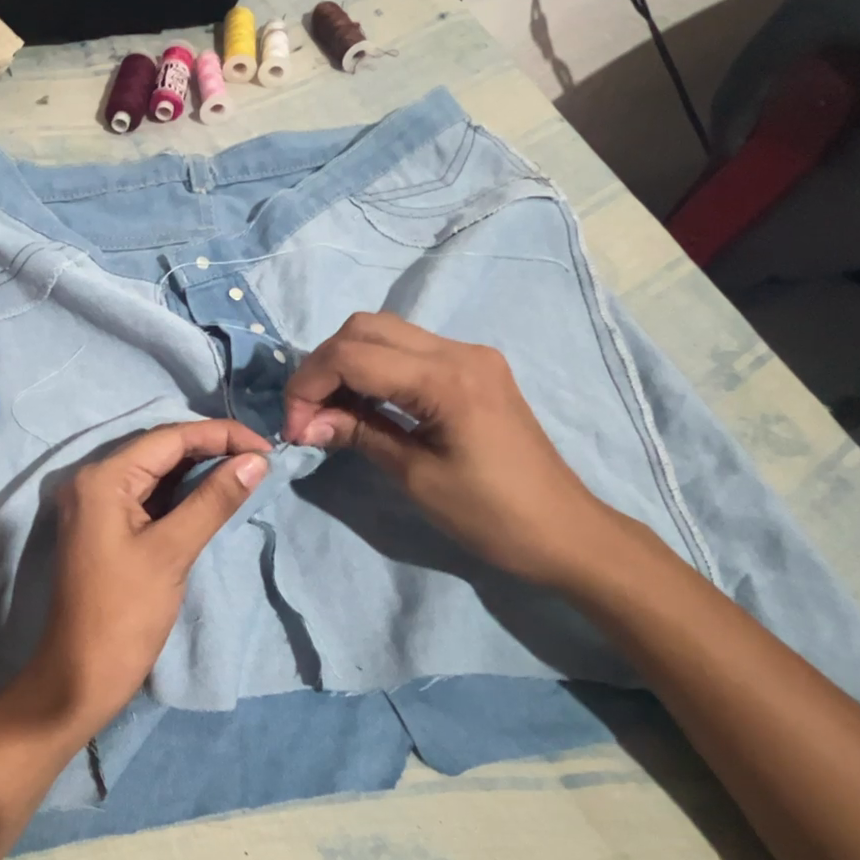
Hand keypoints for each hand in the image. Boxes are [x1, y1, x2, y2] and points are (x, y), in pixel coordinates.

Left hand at [31, 420, 270, 731]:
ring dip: (198, 471)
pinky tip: (213, 496)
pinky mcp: (104, 527)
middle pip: (159, 450)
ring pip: (155, 472)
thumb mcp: (172, 552)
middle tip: (261, 462)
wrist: (81, 674)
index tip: (267, 449)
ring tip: (246, 474)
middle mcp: (92, 481)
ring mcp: (95, 505)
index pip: (168, 437)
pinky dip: (180, 494)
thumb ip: (213, 500)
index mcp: (102, 479)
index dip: (219, 435)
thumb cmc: (125, 614)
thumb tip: (255, 461)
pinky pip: (147, 496)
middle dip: (211, 449)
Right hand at [282, 311, 626, 587]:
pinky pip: (407, 350)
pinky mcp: (473, 369)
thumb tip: (303, 423)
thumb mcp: (415, 477)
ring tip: (328, 411)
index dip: (309, 386)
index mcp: (446, 379)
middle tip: (306, 416)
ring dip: (345, 364)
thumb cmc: (490, 515)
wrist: (564, 531)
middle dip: (322, 367)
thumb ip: (359, 434)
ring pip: (384, 332)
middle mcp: (459, 352)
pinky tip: (362, 404)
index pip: (353, 355)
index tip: (294, 428)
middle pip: (365, 328)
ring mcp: (469, 356)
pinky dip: (372, 368)